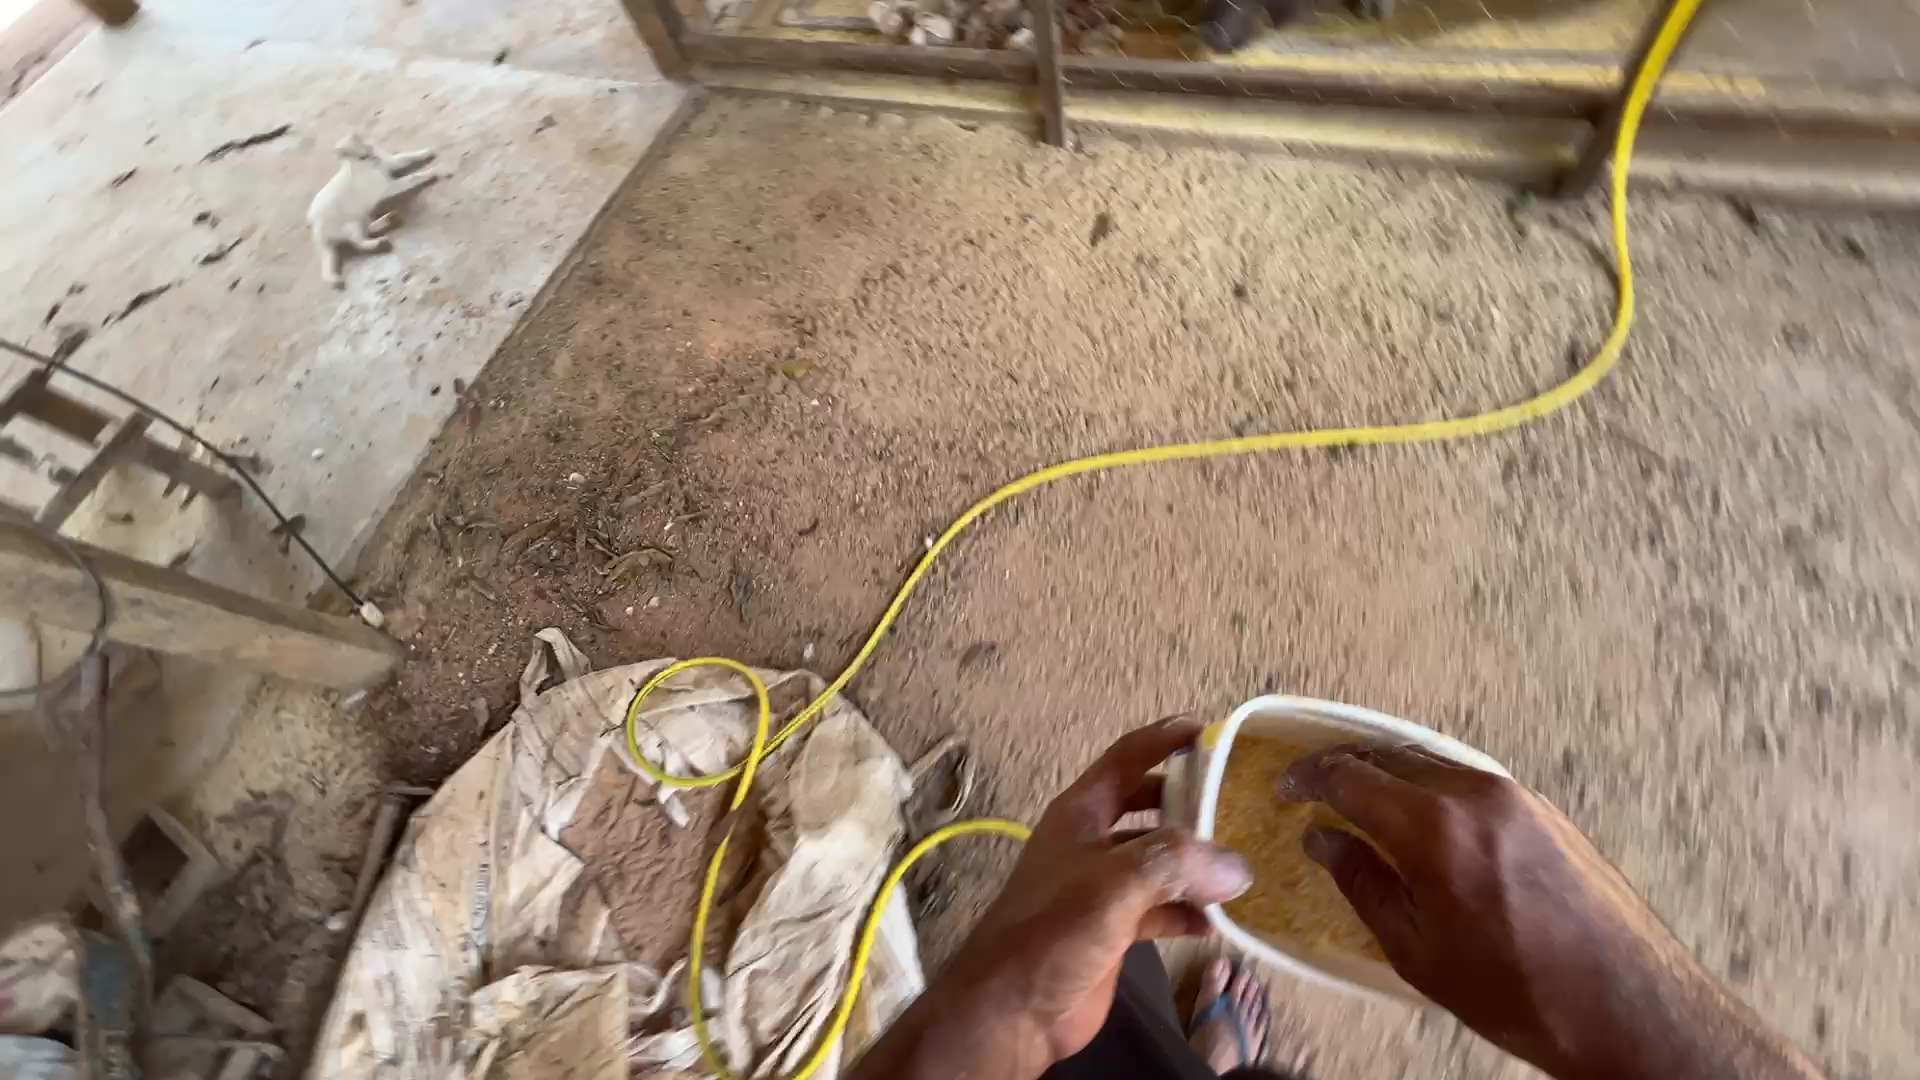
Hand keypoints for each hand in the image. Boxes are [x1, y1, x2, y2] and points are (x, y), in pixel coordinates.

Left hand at [850, 718, 1251, 1079]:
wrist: (1013, 1006)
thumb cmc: (1053, 928)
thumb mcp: (1112, 884)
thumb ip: (1173, 865)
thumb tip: (1235, 866)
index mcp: (1082, 810)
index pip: (1126, 757)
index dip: (1163, 739)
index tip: (1207, 729)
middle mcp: (1092, 838)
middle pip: (1146, 805)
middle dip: (1187, 801)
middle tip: (1236, 802)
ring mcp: (1102, 882)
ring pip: (1157, 859)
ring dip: (1193, 863)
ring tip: (1239, 867)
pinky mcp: (1112, 925)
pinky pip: (1159, 906)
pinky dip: (1187, 910)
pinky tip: (1218, 923)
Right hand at [1280, 743, 1822, 1079]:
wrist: (1643, 1017)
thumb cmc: (1519, 991)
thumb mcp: (1415, 950)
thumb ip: (1359, 881)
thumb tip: (1322, 839)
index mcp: (1431, 826)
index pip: (1345, 775)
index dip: (1305, 777)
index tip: (1286, 791)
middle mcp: (1470, 792)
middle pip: (1382, 753)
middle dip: (1340, 768)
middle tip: (1315, 793)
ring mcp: (1512, 794)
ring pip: (1423, 759)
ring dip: (1382, 773)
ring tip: (1362, 804)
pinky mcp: (1541, 807)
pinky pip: (1462, 777)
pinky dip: (1424, 785)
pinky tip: (1419, 819)